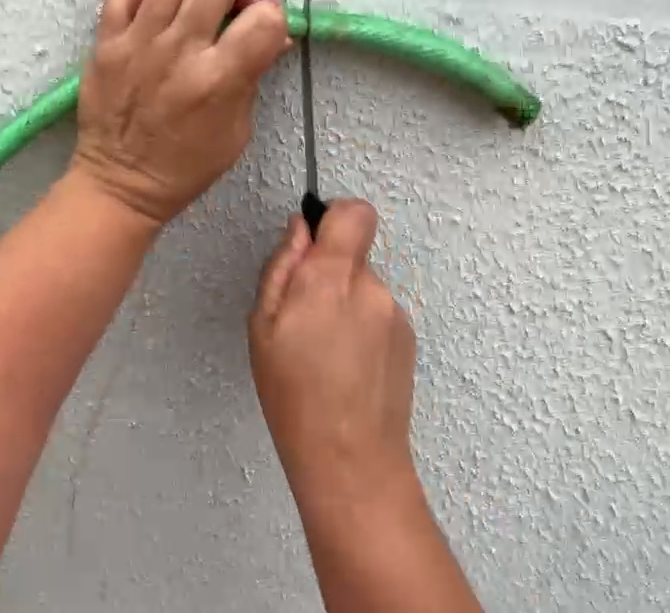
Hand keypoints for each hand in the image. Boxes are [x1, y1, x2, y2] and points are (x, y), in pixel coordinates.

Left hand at [70, 0, 291, 226]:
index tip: (259, 27)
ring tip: (186, 10)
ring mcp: (138, 44)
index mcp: (219, 79)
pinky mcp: (106, 44)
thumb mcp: (238, 130)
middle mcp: (179, 52)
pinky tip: (150, 21)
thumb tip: (272, 34)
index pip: (264, 17)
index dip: (270, 16)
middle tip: (227, 6)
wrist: (121, 183)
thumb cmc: (186, 165)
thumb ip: (253, 76)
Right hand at [250, 200, 418, 491]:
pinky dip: (357, 327)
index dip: (331, 218)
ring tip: (319, 350)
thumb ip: (282, 267)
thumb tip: (299, 229)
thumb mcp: (262, 325)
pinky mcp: (407, 338)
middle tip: (298, 317)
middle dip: (325, 271)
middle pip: (351, 252)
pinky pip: (375, 312)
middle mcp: (372, 289)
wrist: (350, 458)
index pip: (354, 212)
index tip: (310, 243)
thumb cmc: (294, 395)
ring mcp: (395, 314)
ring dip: (340, 303)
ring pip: (361, 285)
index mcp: (332, 279)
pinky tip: (342, 365)